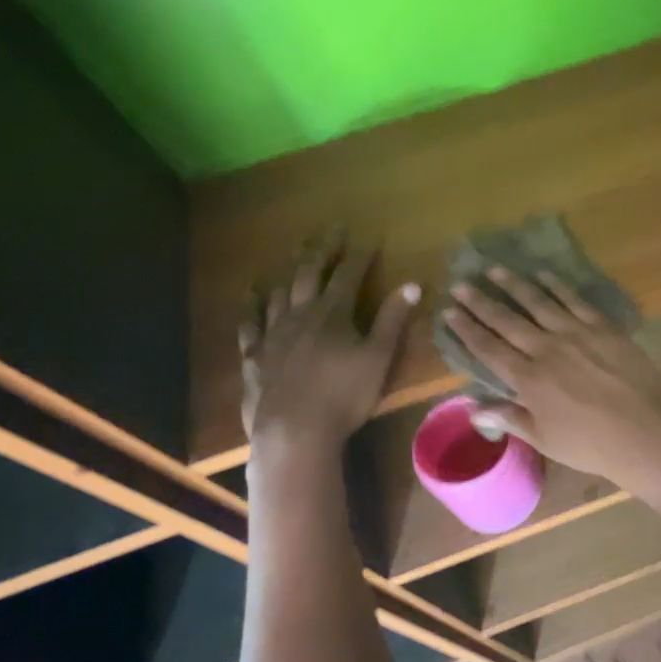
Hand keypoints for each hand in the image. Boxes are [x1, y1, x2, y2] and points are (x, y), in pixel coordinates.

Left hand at [241, 232, 418, 455]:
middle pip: (310, 274)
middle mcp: (300, 314)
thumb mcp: (378, 359)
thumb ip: (391, 320)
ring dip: (290, 270)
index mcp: (334, 314)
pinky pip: (249, 321)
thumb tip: (411, 285)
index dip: (359, 256)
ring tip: (296, 254)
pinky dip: (251, 303)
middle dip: (323, 250)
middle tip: (330, 230)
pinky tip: (252, 292)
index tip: (369, 238)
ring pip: (280, 292)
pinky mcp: (254, 355)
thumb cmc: (344, 397)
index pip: (348, 276)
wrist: (294, 431)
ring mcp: (273, 334)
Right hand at [444, 268, 660, 485]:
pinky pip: (575, 300)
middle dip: (480, 302)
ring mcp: (576, 334)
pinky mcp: (603, 327)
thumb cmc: (591, 445)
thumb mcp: (544, 439)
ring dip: (514, 285)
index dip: (467, 330)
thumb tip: (475, 410)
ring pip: (538, 303)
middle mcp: (546, 349)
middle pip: (507, 321)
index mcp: (528, 379)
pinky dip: (557, 286)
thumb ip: (510, 419)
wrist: (644, 432)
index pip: (489, 349)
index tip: (450, 312)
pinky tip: (543, 275)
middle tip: (461, 284)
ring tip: (494, 270)